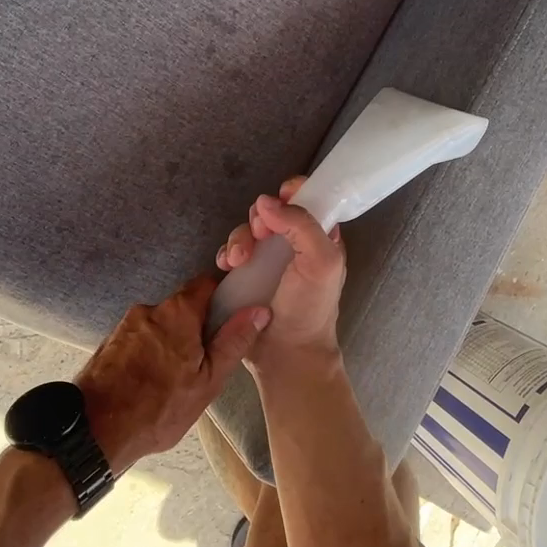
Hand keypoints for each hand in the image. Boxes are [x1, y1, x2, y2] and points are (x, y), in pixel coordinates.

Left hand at [75, 275, 267, 472]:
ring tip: (174, 378)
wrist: (95, 431)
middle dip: (195, 327)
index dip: (221, 295)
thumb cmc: (157, 408)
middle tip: (202, 360)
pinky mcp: (110, 341)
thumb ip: (233, 341)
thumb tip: (258, 310)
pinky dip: (149, 352)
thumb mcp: (207, 381)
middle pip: (182, 306)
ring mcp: (126, 324)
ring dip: (170, 342)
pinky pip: (140, 338)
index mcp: (178, 312)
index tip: (229, 317)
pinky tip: (151, 381)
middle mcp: (151, 308)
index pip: (206, 283)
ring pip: (160, 324)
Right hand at [216, 177, 346, 374]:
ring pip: (247, 229)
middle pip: (271, 210)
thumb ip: (301, 225)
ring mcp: (266, 259)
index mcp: (319, 237)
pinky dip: (226, 253)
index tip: (282, 195)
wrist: (285, 355)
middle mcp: (293, 244)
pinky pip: (230, 251)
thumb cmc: (310, 308)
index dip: (294, 191)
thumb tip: (266, 202)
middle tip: (259, 234)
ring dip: (240, 238)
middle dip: (260, 218)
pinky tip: (227, 267)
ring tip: (238, 260)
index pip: (308, 198)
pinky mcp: (244, 274)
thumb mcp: (320, 263)